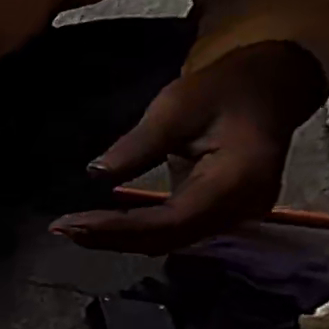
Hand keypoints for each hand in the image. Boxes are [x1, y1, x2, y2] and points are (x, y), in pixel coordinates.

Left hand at [51, 41, 328, 254]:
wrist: (267, 88)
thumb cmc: (222, 91)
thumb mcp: (177, 108)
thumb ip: (138, 145)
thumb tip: (96, 173)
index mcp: (239, 181)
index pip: (170, 220)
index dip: (118, 228)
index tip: (73, 224)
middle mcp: (242, 208)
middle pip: (167, 238)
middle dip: (111, 238)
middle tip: (61, 230)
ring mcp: (234, 215)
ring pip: (168, 240)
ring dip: (118, 239)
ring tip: (71, 231)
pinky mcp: (219, 213)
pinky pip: (172, 231)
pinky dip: (134, 231)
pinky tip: (99, 227)